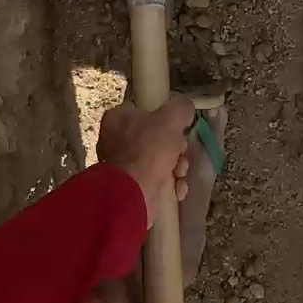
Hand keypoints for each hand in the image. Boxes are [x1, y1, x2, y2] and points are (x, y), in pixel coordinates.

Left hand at [97, 95, 194, 226]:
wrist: (133, 195)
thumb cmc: (149, 149)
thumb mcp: (171, 118)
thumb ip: (181, 107)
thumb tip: (186, 108)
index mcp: (118, 118)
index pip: (145, 109)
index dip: (166, 116)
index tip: (180, 125)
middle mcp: (116, 140)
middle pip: (157, 136)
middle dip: (177, 146)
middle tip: (182, 151)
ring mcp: (123, 166)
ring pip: (160, 159)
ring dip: (177, 166)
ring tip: (180, 173)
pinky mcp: (131, 187)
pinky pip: (156, 179)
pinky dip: (170, 184)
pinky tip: (177, 189)